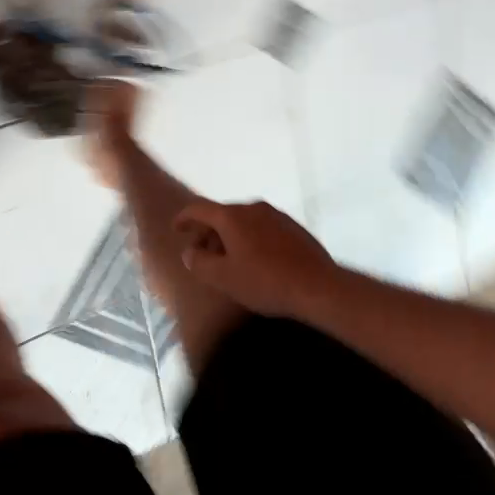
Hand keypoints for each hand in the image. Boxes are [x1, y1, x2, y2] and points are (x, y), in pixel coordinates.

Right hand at [174, 200, 338, 317]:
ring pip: (244, 221)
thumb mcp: (224, 278)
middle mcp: (253, 208)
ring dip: (230, 237)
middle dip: (209, 232)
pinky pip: (262, 228)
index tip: (177, 229)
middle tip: (202, 253)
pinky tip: (255, 261)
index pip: (199, 209)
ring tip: (228, 260)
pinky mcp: (293, 227)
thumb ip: (200, 263)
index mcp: (232, 217)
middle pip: (222, 215)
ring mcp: (276, 215)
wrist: (318, 286)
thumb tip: (189, 251)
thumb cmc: (265, 282)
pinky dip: (250, 239)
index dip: (184, 218)